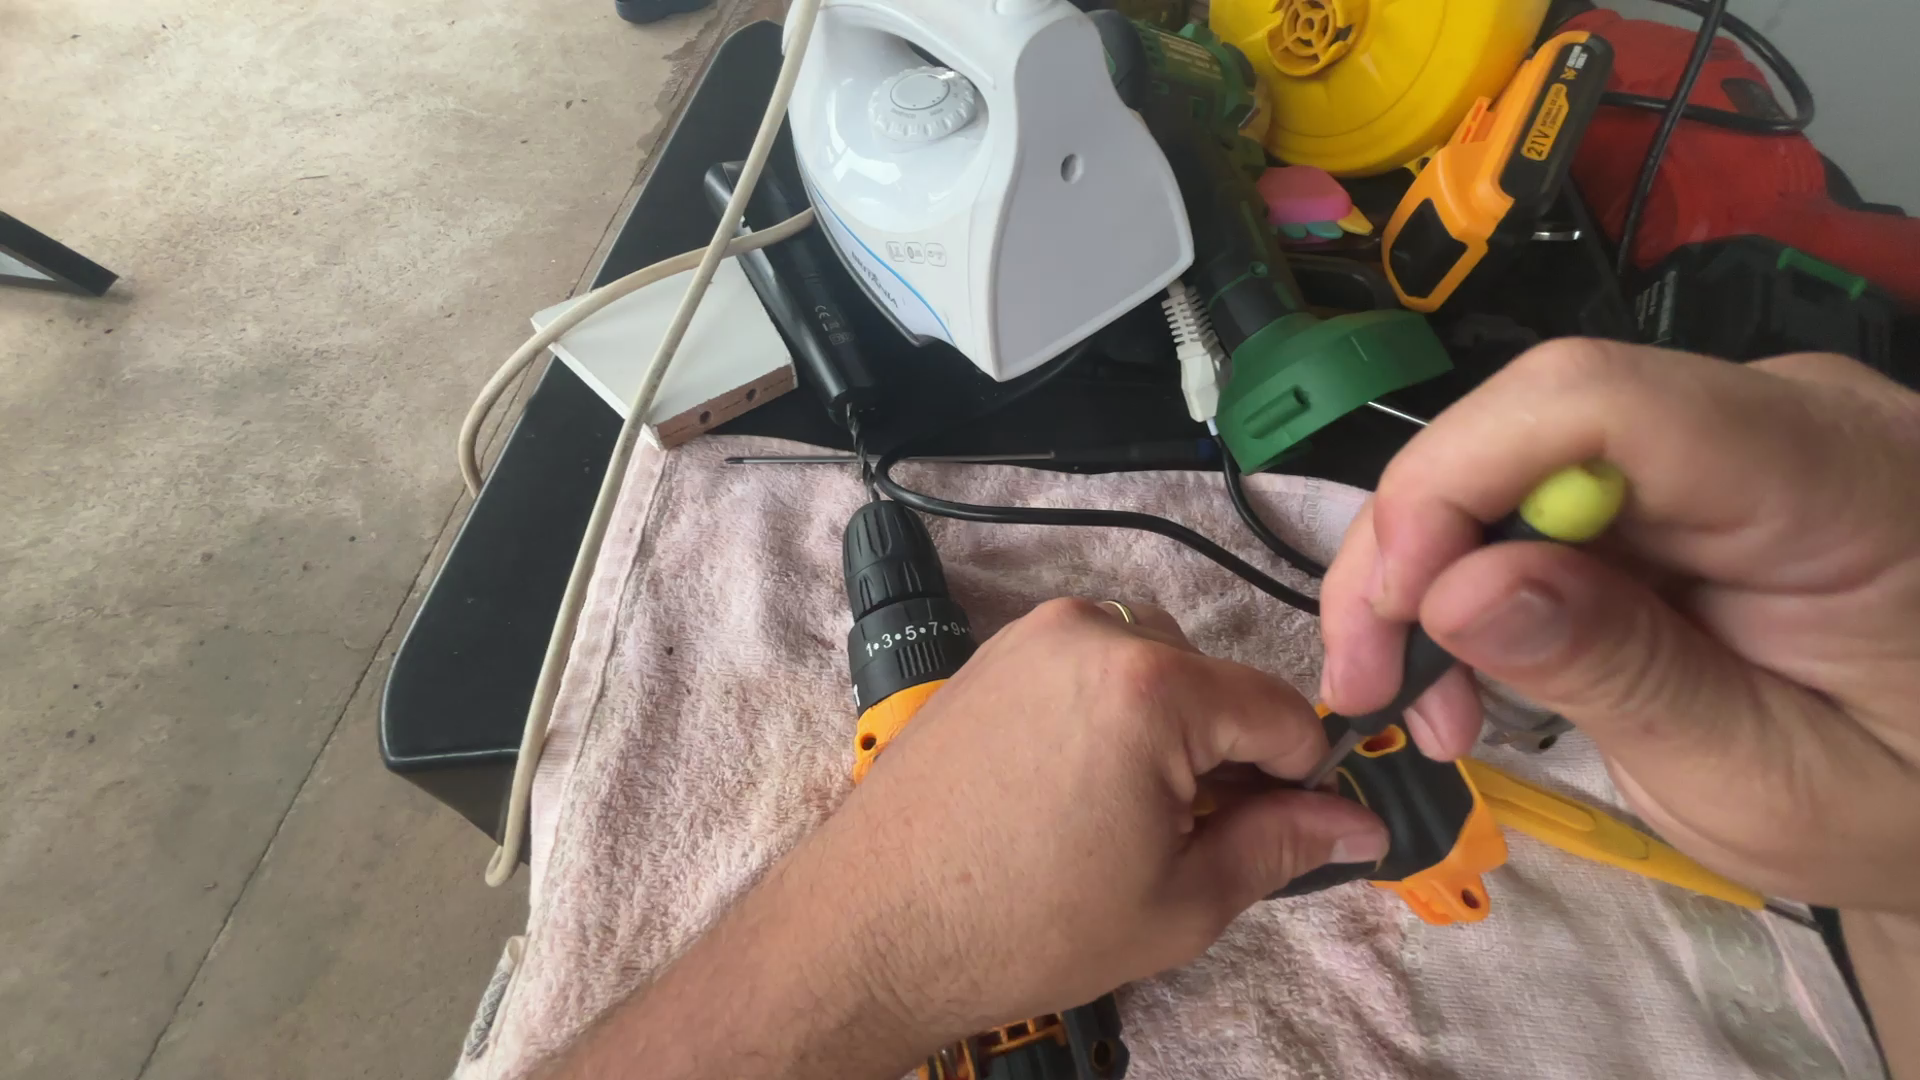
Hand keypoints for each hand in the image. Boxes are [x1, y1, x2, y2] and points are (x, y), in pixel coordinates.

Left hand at [806, 597, 1387, 1045]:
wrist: (877, 915)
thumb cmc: (1030, 922)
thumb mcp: (1179, 901)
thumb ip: (1280, 844)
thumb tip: (1356, 820)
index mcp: (1149, 685)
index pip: (1278, 707)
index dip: (1301, 771)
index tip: (1293, 819)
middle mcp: (1091, 630)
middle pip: (1210, 678)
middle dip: (1223, 746)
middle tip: (1189, 825)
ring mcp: (1034, 631)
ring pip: (1150, 660)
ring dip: (1166, 721)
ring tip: (1124, 802)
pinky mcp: (996, 649)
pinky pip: (1088, 659)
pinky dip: (1108, 704)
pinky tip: (1073, 772)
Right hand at [1319, 341, 1919, 916]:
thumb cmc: (1913, 804)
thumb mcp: (1771, 784)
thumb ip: (1622, 677)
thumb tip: (1453, 591)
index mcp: (1838, 484)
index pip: (1594, 405)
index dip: (1452, 483)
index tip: (1399, 609)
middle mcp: (1758, 419)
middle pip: (1501, 435)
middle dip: (1400, 556)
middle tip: (1366, 679)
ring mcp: (1695, 438)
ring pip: (1475, 470)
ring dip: (1412, 583)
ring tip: (1418, 696)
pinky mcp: (1641, 475)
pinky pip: (1496, 503)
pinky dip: (1447, 585)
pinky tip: (1455, 659)